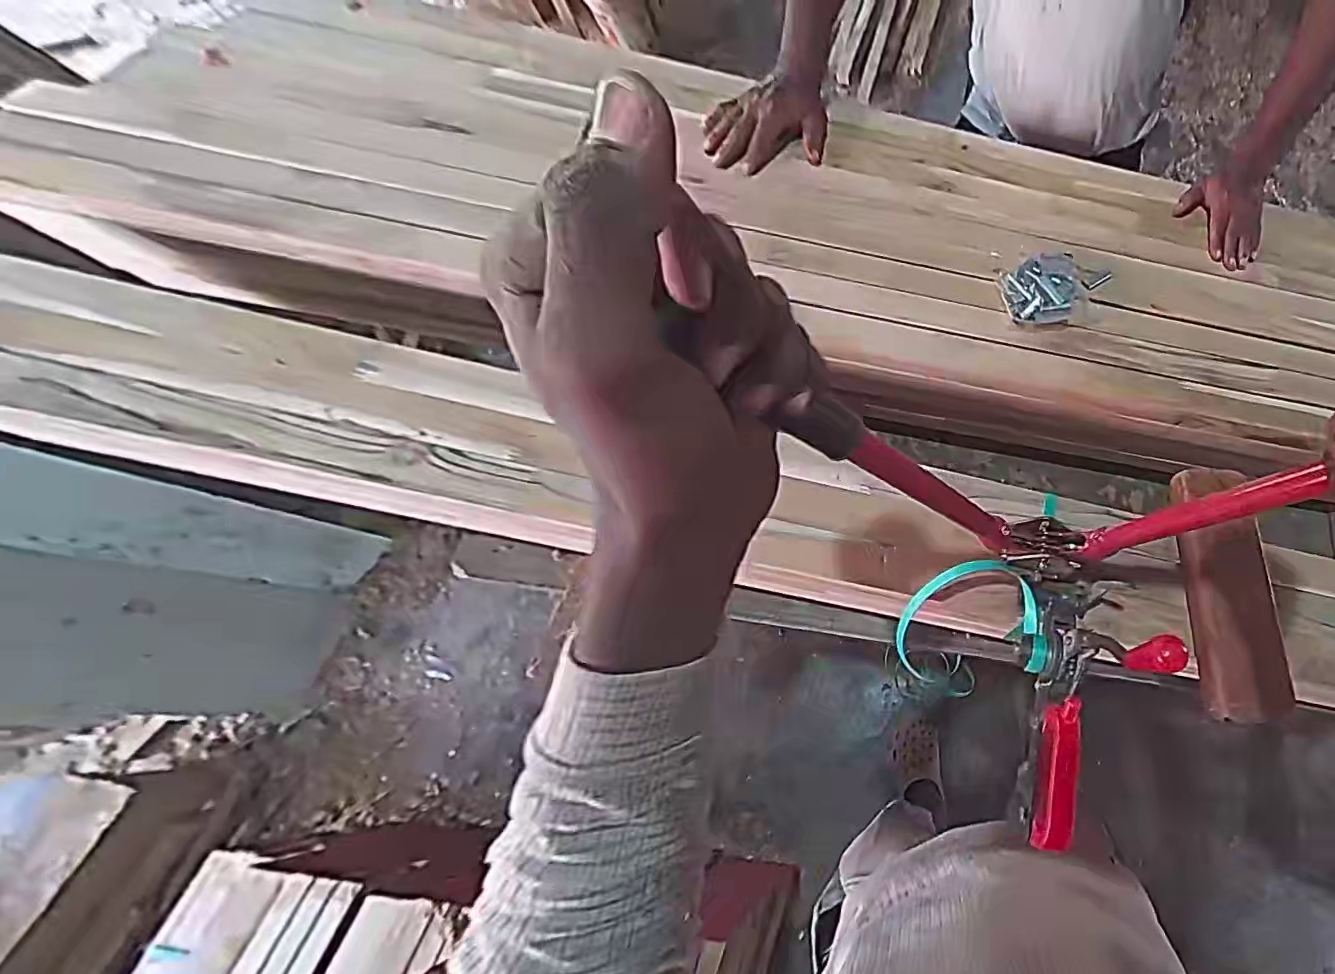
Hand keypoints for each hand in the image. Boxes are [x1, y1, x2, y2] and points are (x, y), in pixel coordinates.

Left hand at [486, 74, 826, 668]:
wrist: (700, 519)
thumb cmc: (642, 448)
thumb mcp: (602, 342)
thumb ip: (603, 221)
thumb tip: (636, 94)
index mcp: (551, 255)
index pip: (628, 180)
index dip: (672, 237)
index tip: (681, 304)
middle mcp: (614, 270)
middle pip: (700, 226)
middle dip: (723, 304)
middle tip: (706, 365)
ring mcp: (679, 306)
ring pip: (750, 275)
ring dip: (757, 345)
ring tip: (731, 395)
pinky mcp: (731, 336)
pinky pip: (782, 318)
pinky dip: (783, 366)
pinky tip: (760, 405)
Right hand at [703, 72, 827, 173]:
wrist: (797, 74)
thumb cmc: (806, 102)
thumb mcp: (816, 121)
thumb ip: (814, 140)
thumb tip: (815, 159)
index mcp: (773, 116)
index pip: (762, 141)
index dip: (755, 156)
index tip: (746, 170)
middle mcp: (756, 108)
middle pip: (740, 132)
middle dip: (728, 149)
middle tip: (718, 164)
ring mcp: (747, 102)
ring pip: (729, 120)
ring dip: (717, 134)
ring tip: (707, 148)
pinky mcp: (742, 99)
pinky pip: (725, 107)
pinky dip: (714, 116)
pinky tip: (705, 126)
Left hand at [1173, 162, 1265, 270]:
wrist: (1248, 168)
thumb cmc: (1222, 180)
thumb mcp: (1203, 185)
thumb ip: (1190, 199)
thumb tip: (1175, 211)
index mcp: (1221, 205)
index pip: (1219, 227)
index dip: (1218, 242)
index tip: (1217, 256)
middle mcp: (1236, 211)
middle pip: (1234, 234)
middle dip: (1233, 251)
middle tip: (1231, 266)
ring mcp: (1248, 213)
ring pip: (1247, 235)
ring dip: (1245, 251)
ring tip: (1243, 265)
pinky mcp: (1256, 215)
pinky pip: (1256, 231)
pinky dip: (1255, 244)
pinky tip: (1253, 255)